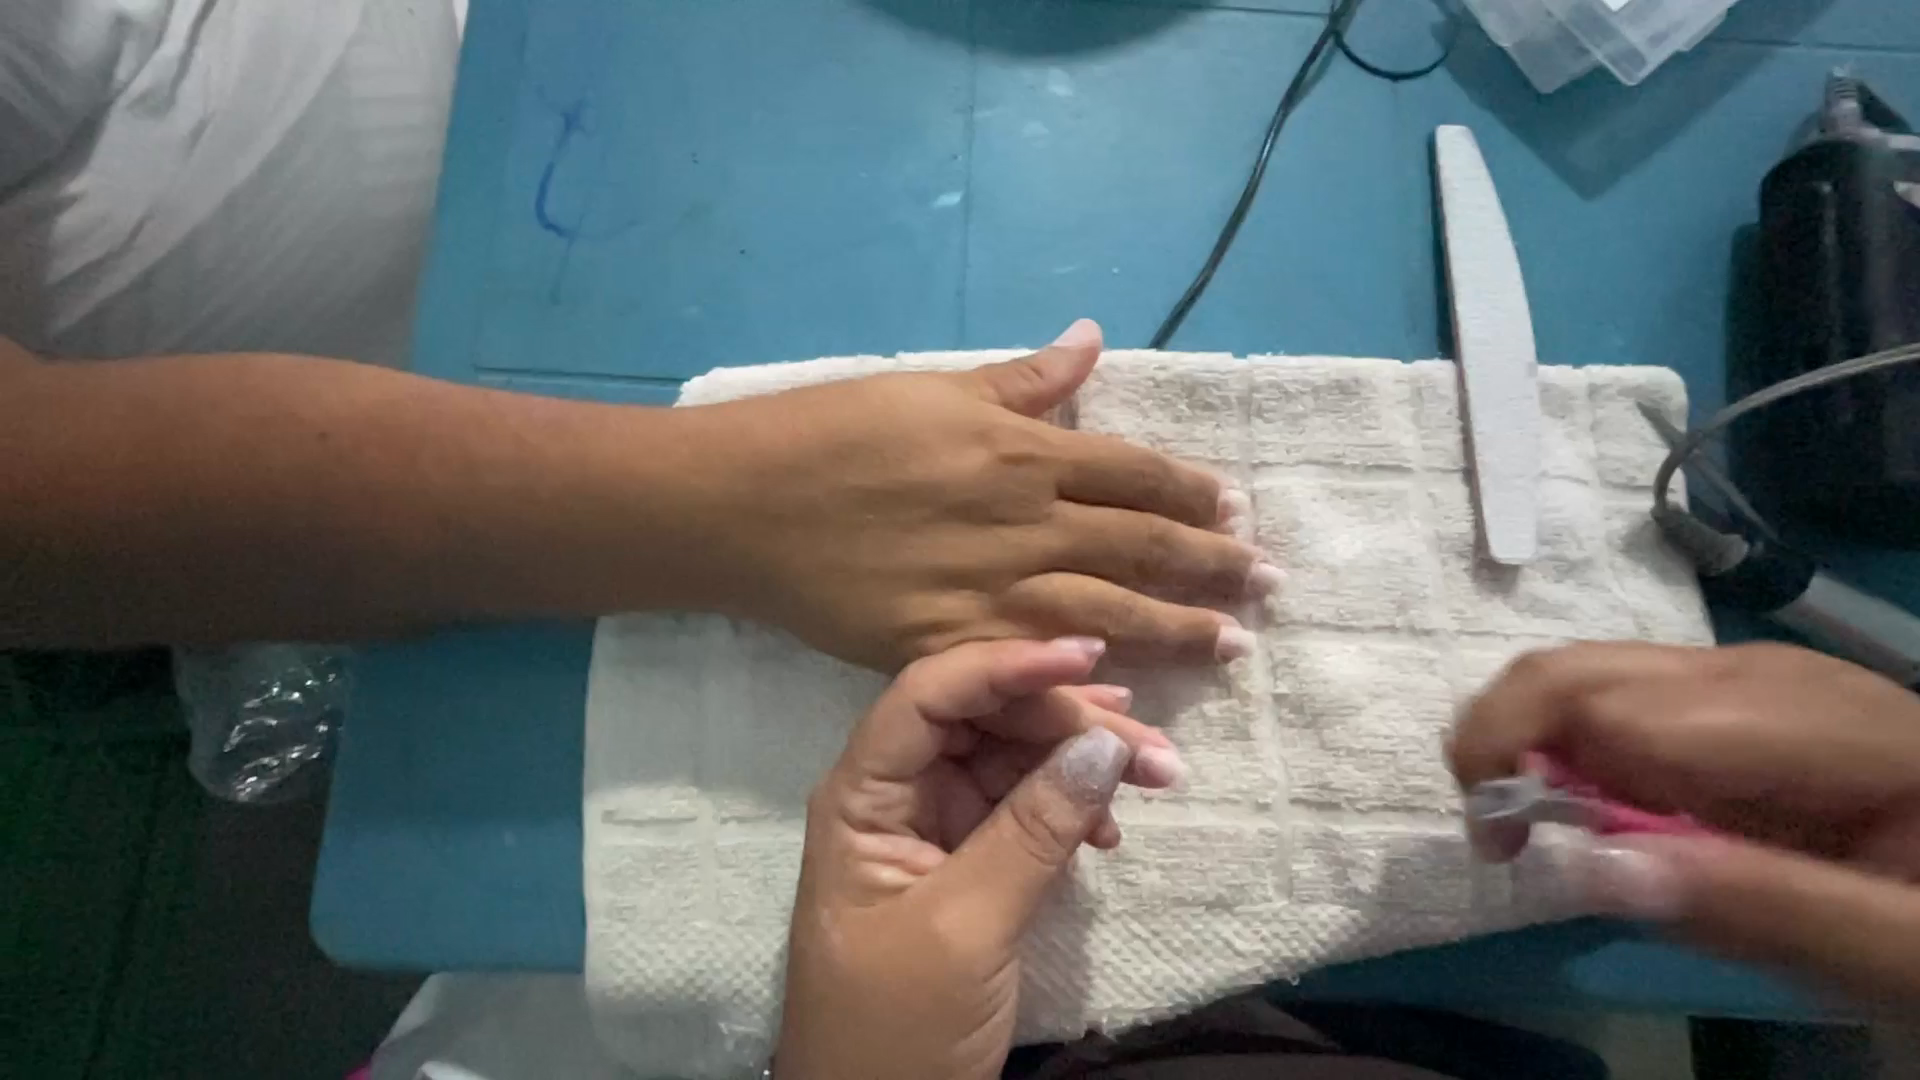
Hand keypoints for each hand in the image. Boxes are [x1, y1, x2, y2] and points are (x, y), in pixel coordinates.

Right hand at [690, 320, 1274, 671]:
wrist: (747, 505)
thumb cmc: (834, 432)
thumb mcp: (933, 388)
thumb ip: (1023, 378)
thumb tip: (1094, 339)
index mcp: (1022, 451)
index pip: (1135, 474)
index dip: (1193, 492)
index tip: (1236, 510)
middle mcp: (1024, 524)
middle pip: (1140, 547)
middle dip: (1212, 565)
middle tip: (1268, 585)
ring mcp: (991, 593)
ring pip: (1109, 615)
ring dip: (1178, 629)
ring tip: (1233, 647)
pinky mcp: (949, 648)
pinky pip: (1036, 676)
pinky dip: (1090, 696)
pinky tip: (1139, 713)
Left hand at [776, 637, 1184, 1079]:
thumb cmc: (896, 1030)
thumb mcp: (966, 927)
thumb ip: (1034, 828)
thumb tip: (1104, 743)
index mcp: (864, 791)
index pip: (930, 693)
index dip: (1005, 663)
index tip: (1084, 658)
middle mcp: (896, 787)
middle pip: (981, 718)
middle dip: (1064, 720)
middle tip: (1150, 744)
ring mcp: (935, 818)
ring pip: (1011, 755)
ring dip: (1081, 758)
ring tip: (1157, 770)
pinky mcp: (970, 851)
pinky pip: (1025, 801)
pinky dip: (1072, 804)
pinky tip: (1109, 826)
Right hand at [1450, 641, 1919, 1005]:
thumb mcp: (1911, 949)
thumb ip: (1771, 909)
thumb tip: (1591, 865)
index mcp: (1802, 716)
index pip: (1604, 708)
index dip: (1520, 759)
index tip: (1503, 850)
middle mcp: (1745, 668)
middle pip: (1567, 672)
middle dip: (1498, 742)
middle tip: (1497, 832)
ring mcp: (1730, 669)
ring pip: (1569, 673)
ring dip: (1520, 742)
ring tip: (1534, 819)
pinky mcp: (1717, 686)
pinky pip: (1600, 691)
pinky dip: (1559, 741)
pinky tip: (1593, 799)